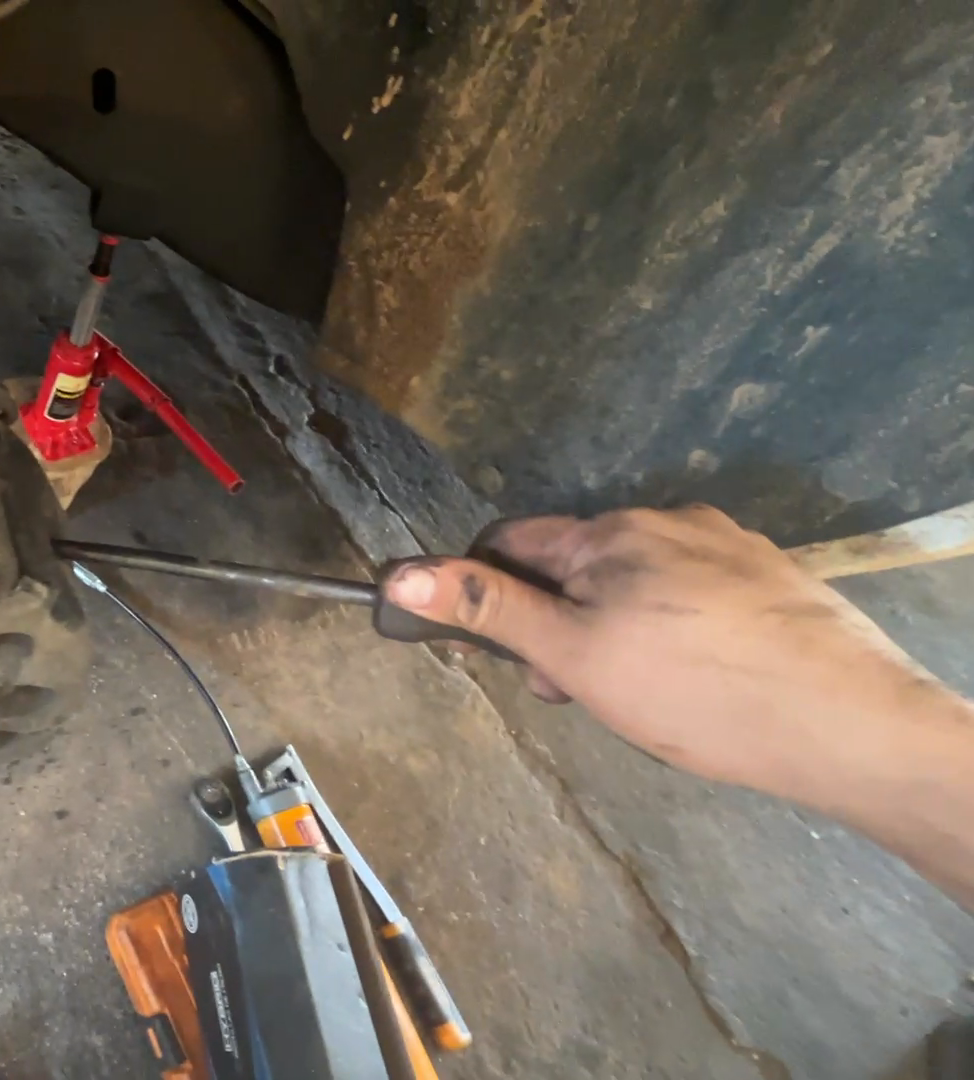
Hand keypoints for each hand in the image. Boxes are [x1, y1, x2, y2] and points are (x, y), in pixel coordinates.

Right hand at [380, 506, 953, 792]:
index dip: (485, 591)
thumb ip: (483, 608)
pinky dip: (659, 623)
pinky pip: (681, 589)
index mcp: (611, 531)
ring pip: (624, 580)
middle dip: (550, 618)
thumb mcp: (568, 654)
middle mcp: (668, 520)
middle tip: (570, 683)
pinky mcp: (772, 578)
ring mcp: (727, 546)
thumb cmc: (692, 690)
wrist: (864, 737)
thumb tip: (398, 575)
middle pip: (567, 564)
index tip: (497, 647)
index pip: (508, 542)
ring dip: (602, 623)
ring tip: (631, 687)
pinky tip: (687, 673)